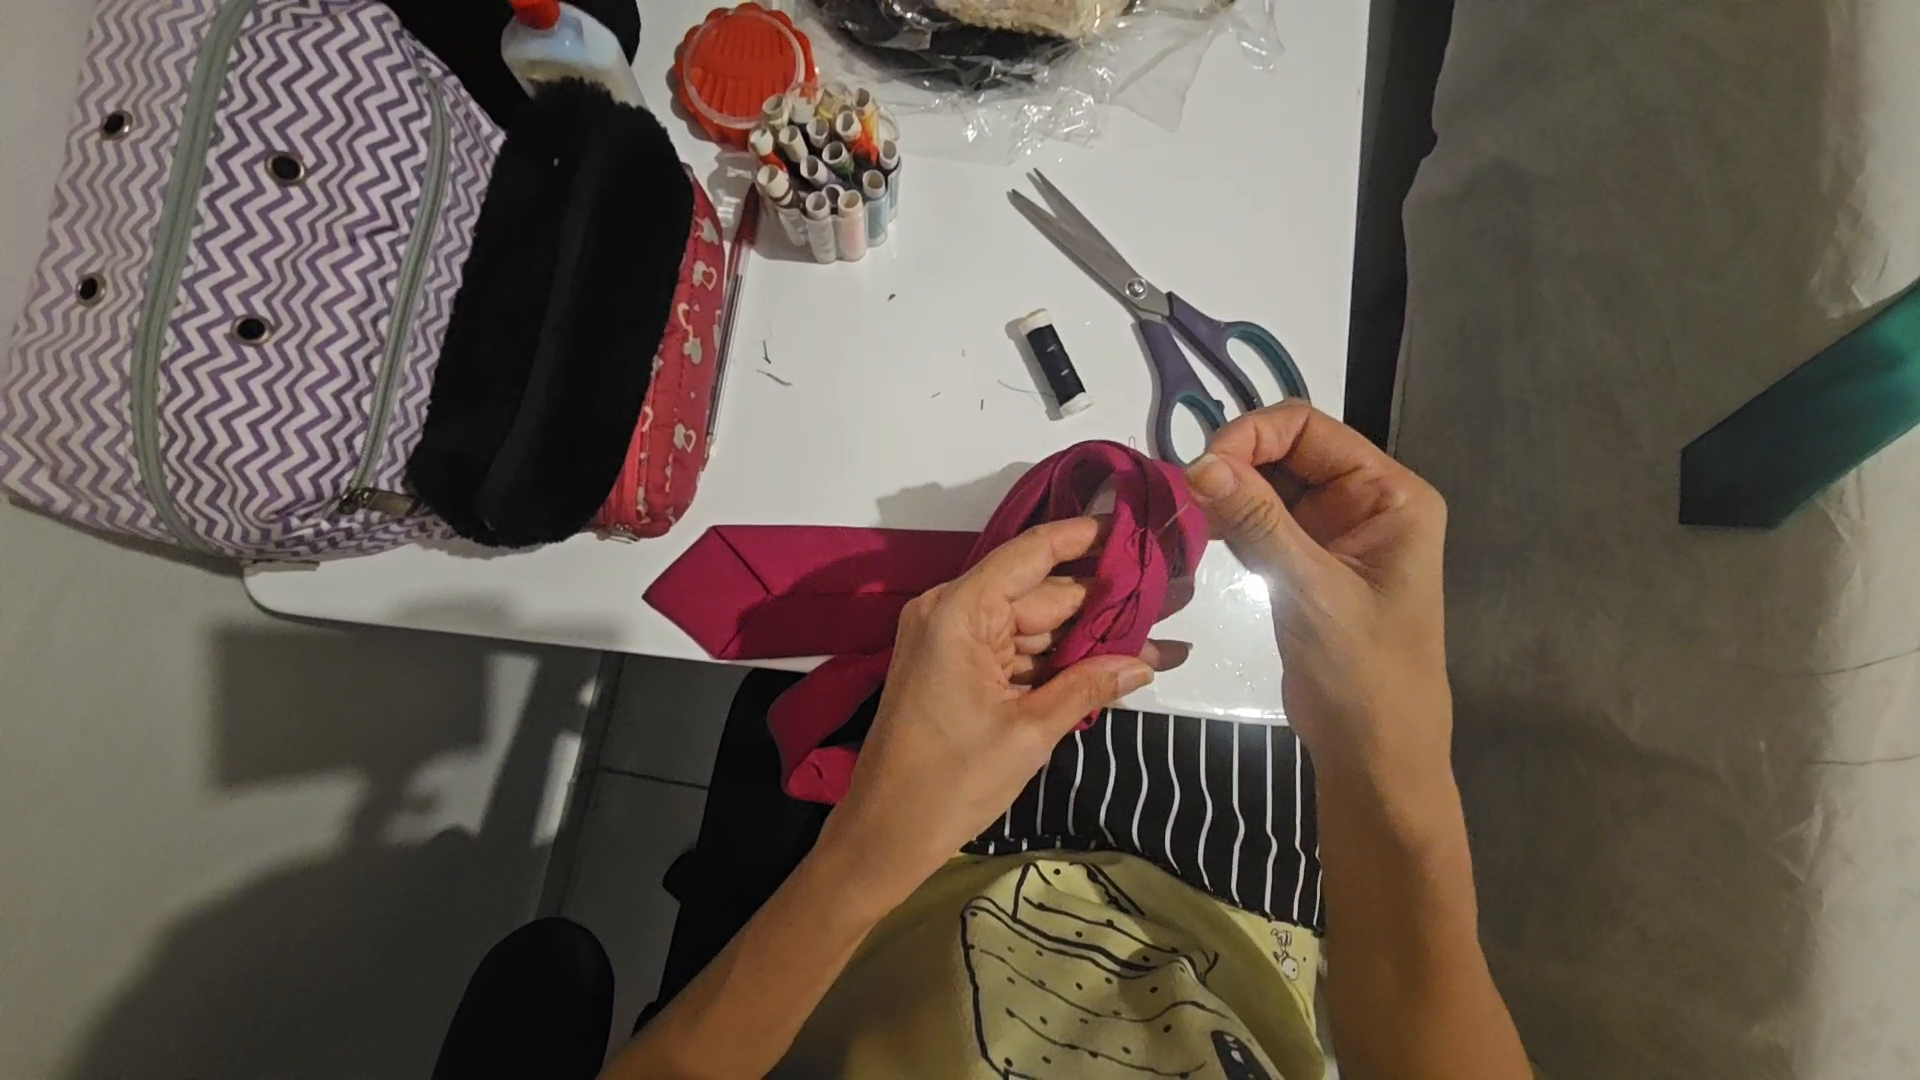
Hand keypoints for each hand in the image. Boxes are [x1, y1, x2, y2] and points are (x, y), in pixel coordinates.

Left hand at [818, 517, 1174, 904]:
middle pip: (1040, 592)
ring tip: (1152, 637)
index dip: (1085, 536)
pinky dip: (1054, 658)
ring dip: (1084, 634)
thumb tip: (1146, 661)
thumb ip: (1088, 686)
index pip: (1032, 553)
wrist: (885, 834)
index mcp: (960, 611)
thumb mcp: (1028, 733)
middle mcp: (951, 611)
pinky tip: (1107, 664)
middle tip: (1168, 599)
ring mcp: (951, 638)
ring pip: (1032, 623)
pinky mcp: (955, 665)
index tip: (1135, 526)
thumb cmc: (951, 783)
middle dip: (1101, 601)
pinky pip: (1014, 648)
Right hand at [1185, 403, 1451, 794]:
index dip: (1250, 436)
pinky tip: (1203, 536)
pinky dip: (1227, 521)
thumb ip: (1257, 520)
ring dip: (1225, 493)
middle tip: (1185, 496)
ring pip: (1265, 485)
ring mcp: (1330, 530)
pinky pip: (1258, 519)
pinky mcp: (1302, 558)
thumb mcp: (1311, 588)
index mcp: (1388, 494)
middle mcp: (1361, 500)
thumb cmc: (1363, 671)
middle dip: (1233, 464)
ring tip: (1188, 517)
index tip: (1201, 469)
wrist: (1372, 748)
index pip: (1309, 428)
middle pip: (1285, 451)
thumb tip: (1199, 461)